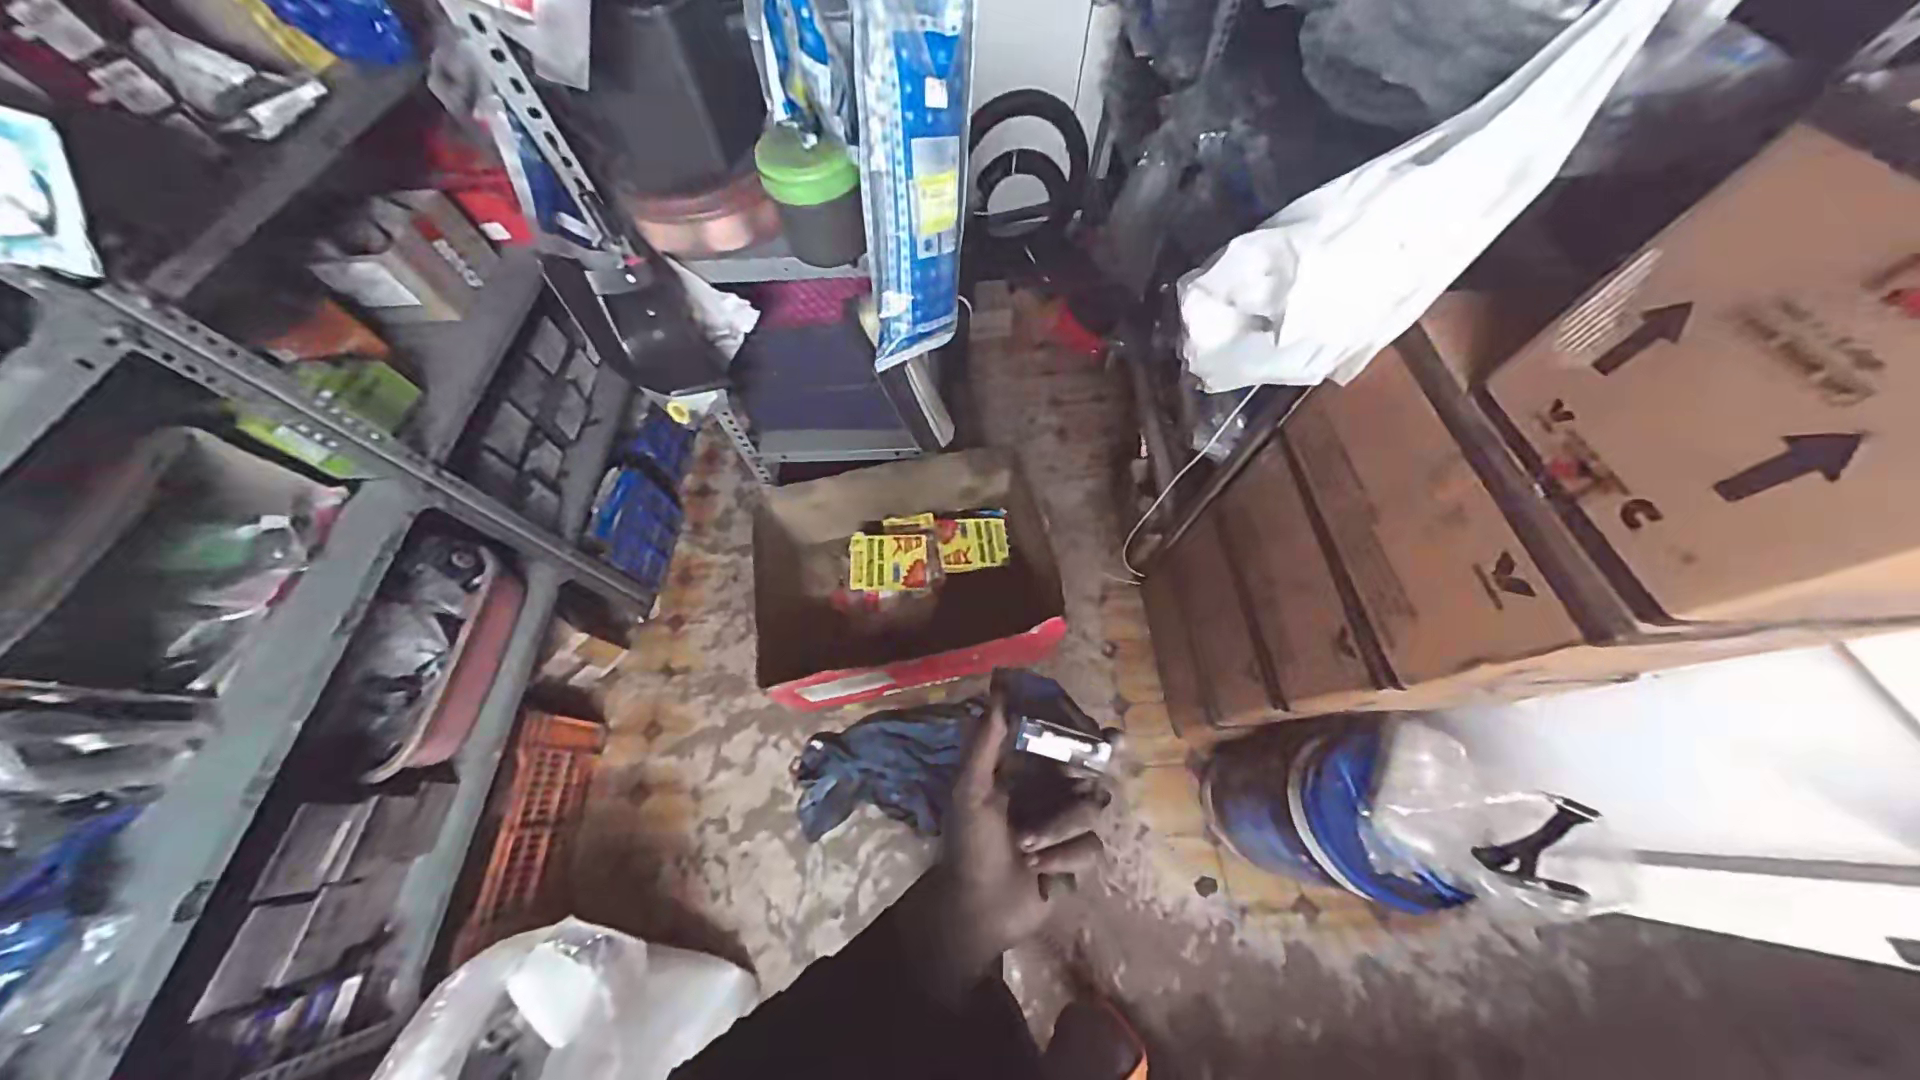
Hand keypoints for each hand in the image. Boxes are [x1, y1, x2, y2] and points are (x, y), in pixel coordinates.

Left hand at [894, 684, 1104, 1004]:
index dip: (1082, 729)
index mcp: (1026, 767)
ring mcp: (1067, 821)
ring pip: (1091, 807)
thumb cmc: (968, 842)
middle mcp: (1051, 787)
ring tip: (1026, 845)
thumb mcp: (969, 790)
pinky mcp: (1078, 855)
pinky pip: (1090, 845)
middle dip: (1089, 772)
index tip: (1100, 729)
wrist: (976, 907)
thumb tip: (997, 696)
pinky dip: (1063, 857)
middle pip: (1089, 767)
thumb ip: (984, 744)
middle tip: (1084, 778)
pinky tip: (1040, 871)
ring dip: (1058, 828)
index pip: (1062, 736)